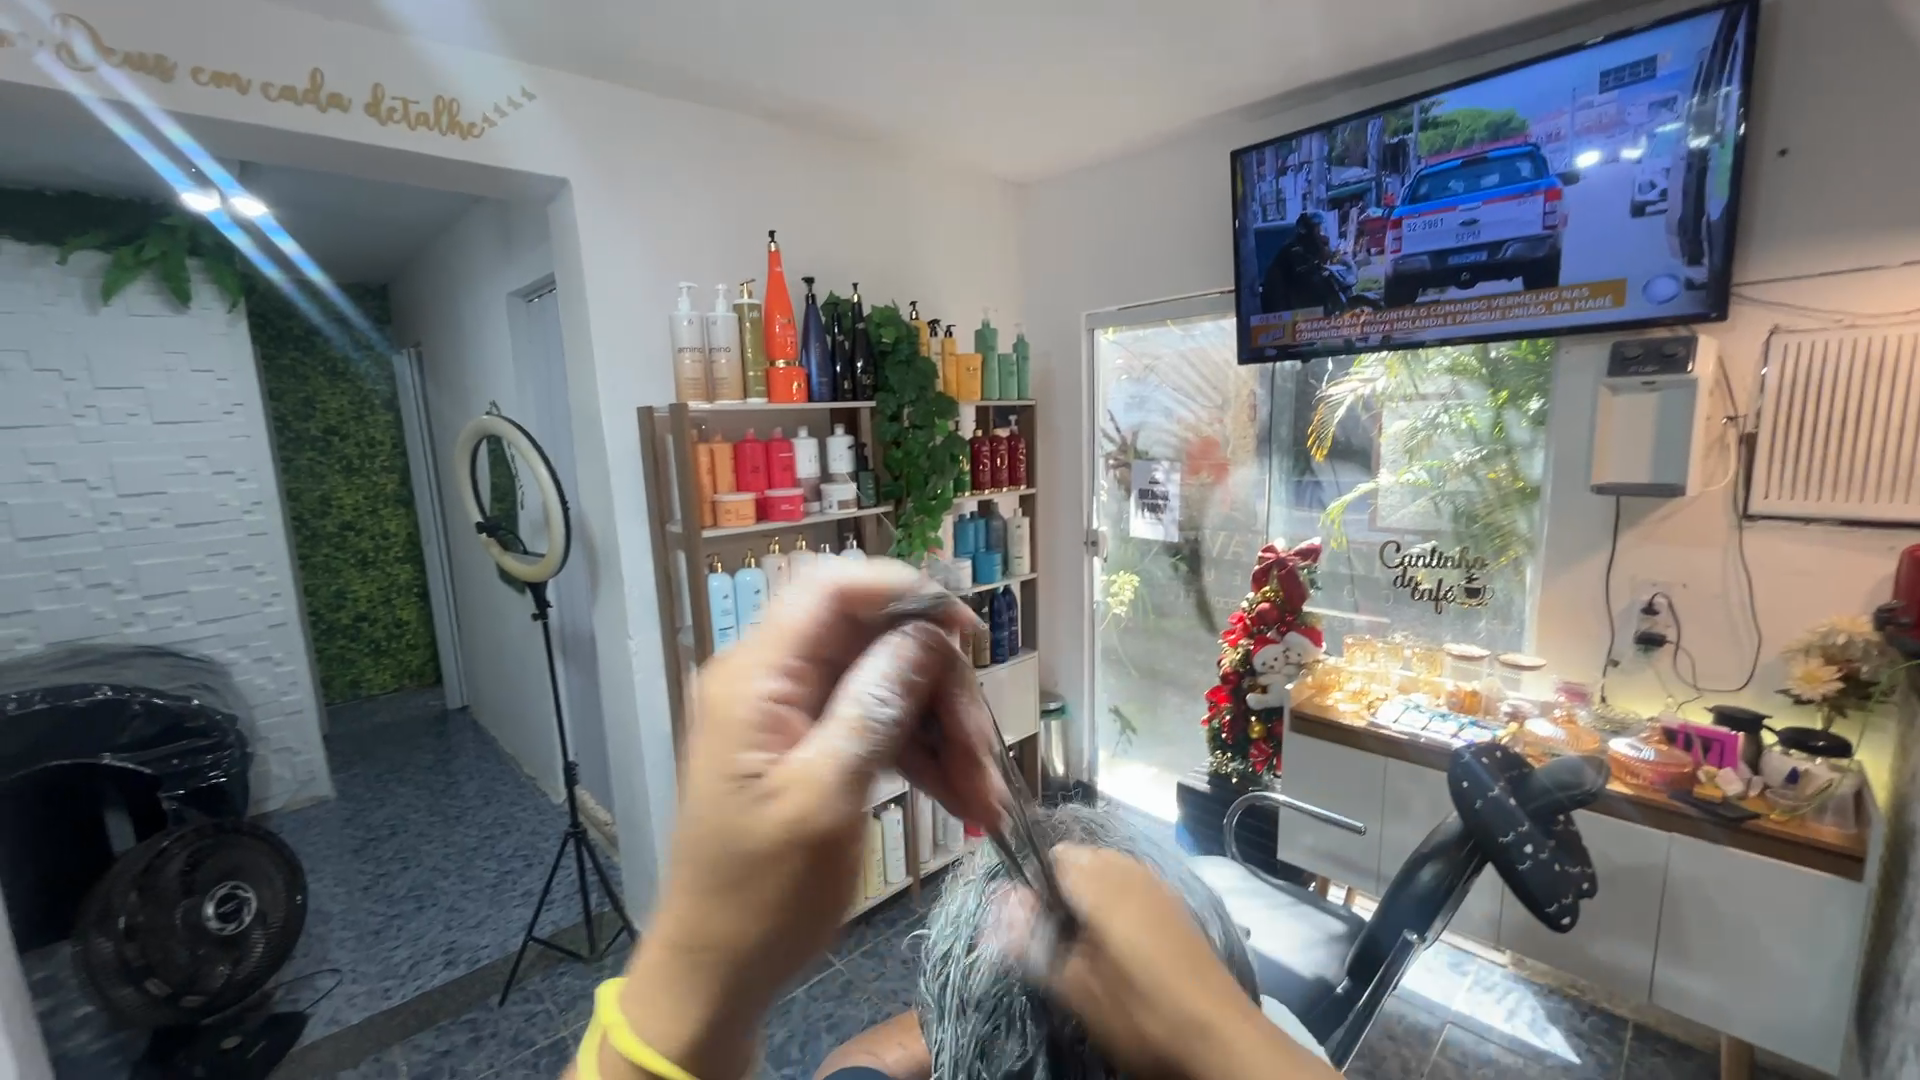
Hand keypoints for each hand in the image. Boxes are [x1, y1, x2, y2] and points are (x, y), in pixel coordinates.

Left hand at [616, 561, 1004, 1079]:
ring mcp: (795, 710)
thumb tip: (926, 633)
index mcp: (757, 676)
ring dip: (943, 731)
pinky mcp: (815, 742)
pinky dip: (926, 756)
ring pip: (891, 683)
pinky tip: (965, 800)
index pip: (832, 588)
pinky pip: (883, 723)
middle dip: (939, 688)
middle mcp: (773, 678)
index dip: (904, 593)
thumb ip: (875, 705)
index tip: (964, 633)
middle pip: (875, 639)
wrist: (719, 971)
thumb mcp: (826, 797)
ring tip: (985, 796)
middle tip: (984, 749)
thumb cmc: (762, 895)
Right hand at [994, 846, 1338, 1079]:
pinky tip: (1123, 949)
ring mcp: (1155, 882)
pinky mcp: (1174, 903)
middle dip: (1061, 892)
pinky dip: (1116, 905)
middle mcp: (1127, 866)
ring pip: (1105, 872)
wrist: (1223, 1039)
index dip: (1034, 886)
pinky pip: (1130, 886)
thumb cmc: (1141, 1011)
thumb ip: (1032, 938)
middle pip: (1078, 860)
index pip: (1049, 855)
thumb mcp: (1075, 987)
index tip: (1035, 927)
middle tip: (1062, 945)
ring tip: (1090, 950)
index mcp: (1098, 878)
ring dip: (1089, 899)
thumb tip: (1001, 900)